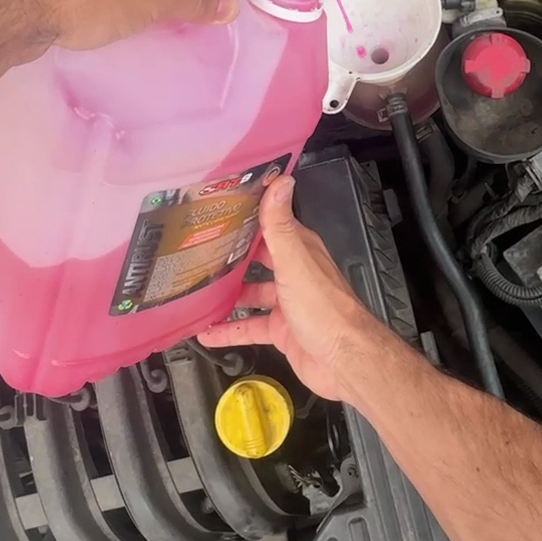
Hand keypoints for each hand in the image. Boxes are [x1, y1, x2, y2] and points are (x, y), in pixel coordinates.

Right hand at [198, 177, 404, 403]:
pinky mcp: (283, 330)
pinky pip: (251, 327)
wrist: (345, 360)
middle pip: (259, 259)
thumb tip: (280, 180)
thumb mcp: (295, 262)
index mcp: (300, 251)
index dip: (247, 218)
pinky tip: (207, 334)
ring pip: (252, 294)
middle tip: (199, 253)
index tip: (218, 212)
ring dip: (228, 295)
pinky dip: (230, 330)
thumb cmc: (325, 308)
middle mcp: (295, 273)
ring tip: (197, 293)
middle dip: (232, 257)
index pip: (271, 226)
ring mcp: (289, 303)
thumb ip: (281, 226)